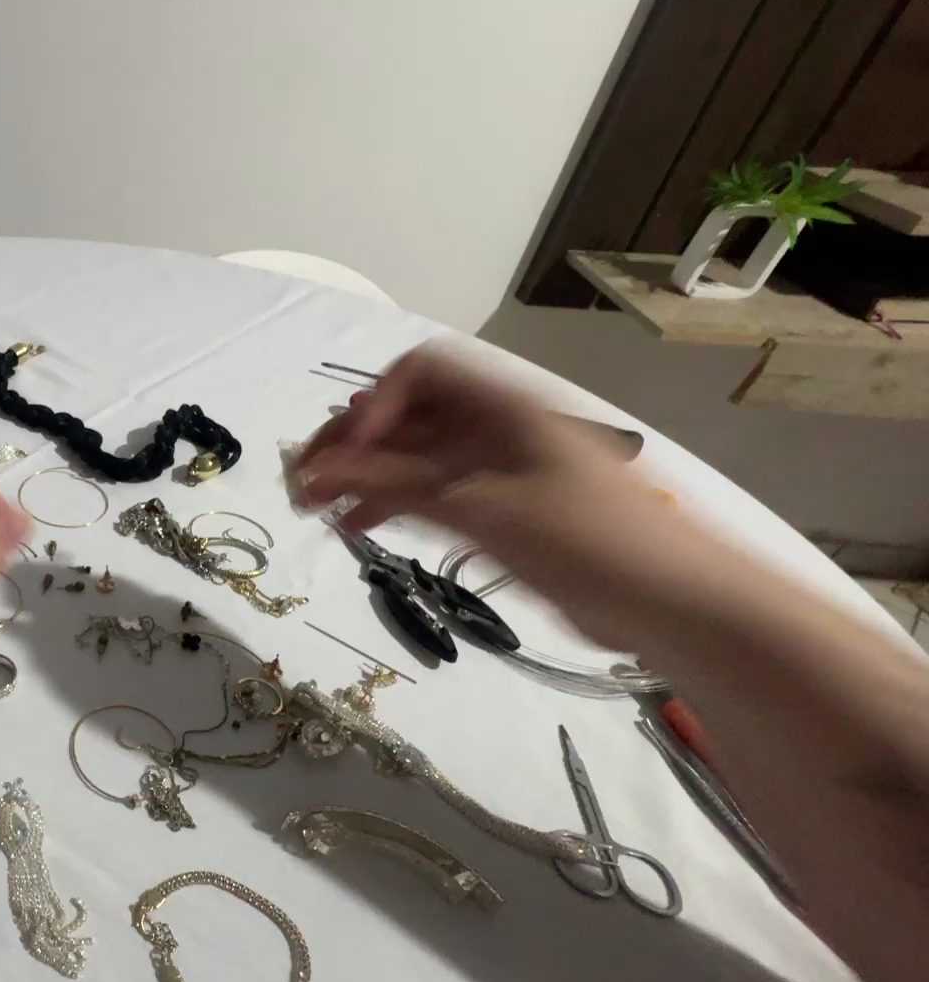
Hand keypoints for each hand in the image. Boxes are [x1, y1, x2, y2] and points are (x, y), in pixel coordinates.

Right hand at [293, 346, 651, 544]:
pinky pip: (423, 494)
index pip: (419, 373)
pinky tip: (354, 526)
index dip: (376, 403)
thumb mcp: (485, 508)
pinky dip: (384, 504)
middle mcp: (490, 428)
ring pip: (406, 459)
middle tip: (301, 484)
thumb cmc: (591, 543)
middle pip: (403, 417)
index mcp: (501, 407)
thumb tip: (320, 468)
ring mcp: (491, 469)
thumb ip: (397, 485)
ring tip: (313, 508)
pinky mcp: (491, 509)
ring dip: (357, 477)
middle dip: (348, 444)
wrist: (679, 608)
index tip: (348, 452)